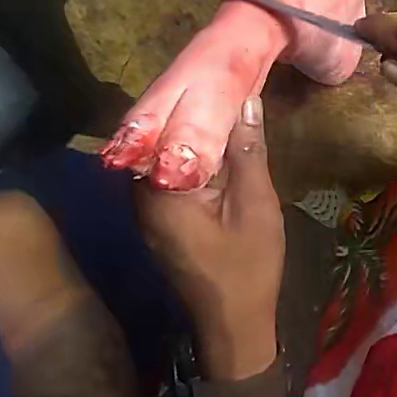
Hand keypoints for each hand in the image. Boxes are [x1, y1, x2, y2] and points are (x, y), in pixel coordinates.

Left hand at [136, 96, 283, 378]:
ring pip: (163, 153)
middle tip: (215, 78)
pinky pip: (167, 170)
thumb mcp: (255, 202)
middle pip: (158, 137)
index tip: (208, 70)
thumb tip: (246, 98)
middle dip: (185, 108)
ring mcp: (148, 207)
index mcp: (159, 188)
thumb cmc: (247, 265)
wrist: (235, 327)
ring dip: (187, 129)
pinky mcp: (159, 216)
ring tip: (215, 97)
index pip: (162, 126)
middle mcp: (142, 194)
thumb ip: (247, 149)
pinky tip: (212, 137)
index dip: (185, 95)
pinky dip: (187, 151)